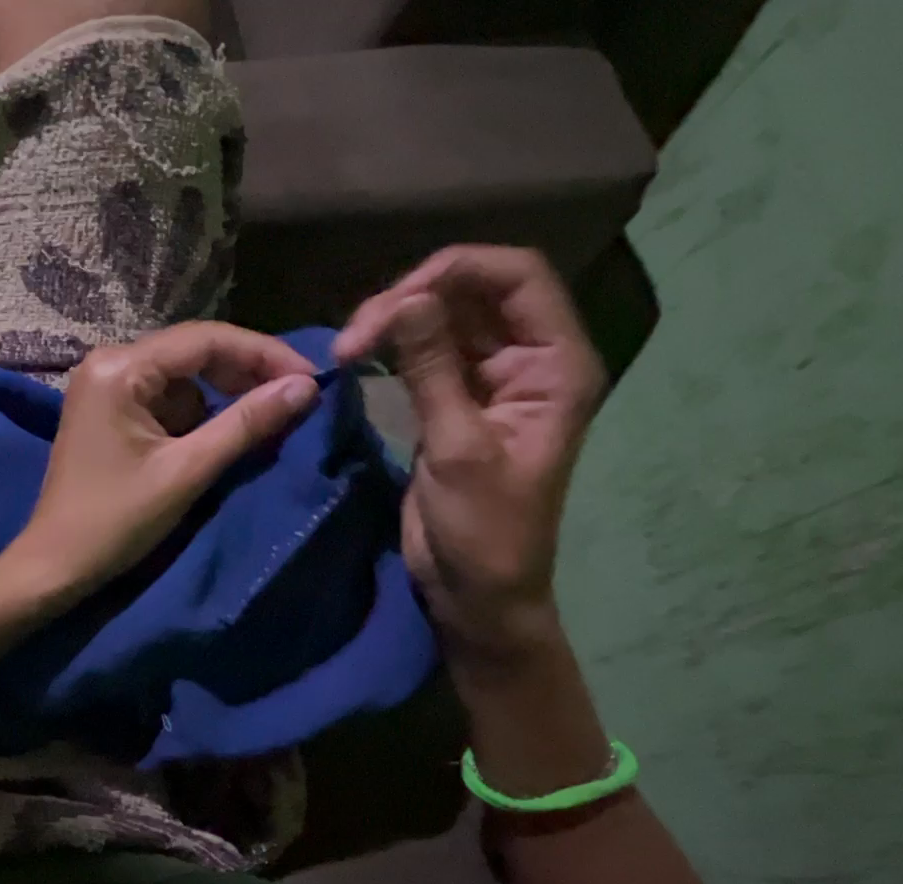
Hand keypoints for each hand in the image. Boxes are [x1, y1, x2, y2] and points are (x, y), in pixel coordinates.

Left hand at [2, 322, 320, 600]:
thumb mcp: (187, 471)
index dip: (264, 355)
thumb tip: (306, 387)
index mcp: (120, 368)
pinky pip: (167, 399)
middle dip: (246, 376)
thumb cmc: (116, 521)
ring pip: (185, 377)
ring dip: (225, 398)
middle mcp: (110, 362)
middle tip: (297, 401)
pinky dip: (199, 416)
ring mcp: (107, 386)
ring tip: (267, 423)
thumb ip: (246, 423)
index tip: (312, 379)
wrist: (56, 564)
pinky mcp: (110, 411)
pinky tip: (224, 437)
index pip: (206, 340)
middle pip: (195, 352)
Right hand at [334, 246, 604, 653]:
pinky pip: (425, 353)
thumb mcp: (458, 449)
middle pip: (474, 292)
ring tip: (346, 348)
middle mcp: (528, 361)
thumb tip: (404, 299)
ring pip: (444, 319)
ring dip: (394, 323)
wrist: (477, 593)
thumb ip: (433, 369)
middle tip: (353, 335)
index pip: (518, 278)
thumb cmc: (486, 532)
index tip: (393, 300)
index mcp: (556, 366)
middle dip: (412, 298)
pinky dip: (391, 348)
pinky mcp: (455, 401)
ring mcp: (490, 380)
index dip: (457, 270)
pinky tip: (357, 358)